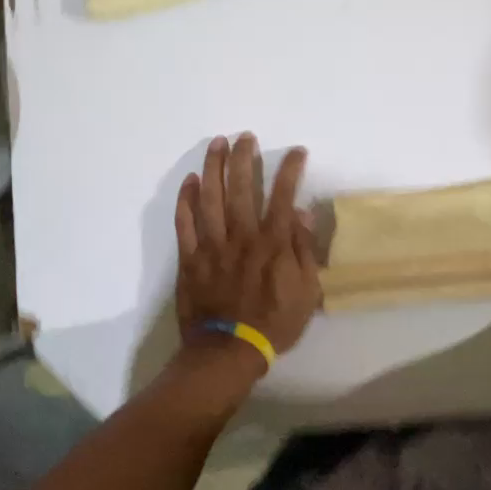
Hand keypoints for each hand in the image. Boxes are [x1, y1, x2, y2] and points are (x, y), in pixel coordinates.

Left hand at [175, 134, 320, 360]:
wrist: (228, 353)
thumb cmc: (274, 324)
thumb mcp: (306, 292)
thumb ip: (303, 249)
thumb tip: (300, 212)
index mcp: (272, 243)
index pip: (282, 195)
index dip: (289, 169)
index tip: (295, 151)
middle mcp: (241, 236)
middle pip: (240, 187)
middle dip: (243, 157)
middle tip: (245, 137)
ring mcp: (212, 246)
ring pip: (210, 198)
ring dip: (213, 167)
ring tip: (217, 144)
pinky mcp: (190, 259)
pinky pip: (185, 223)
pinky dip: (186, 200)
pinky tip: (190, 181)